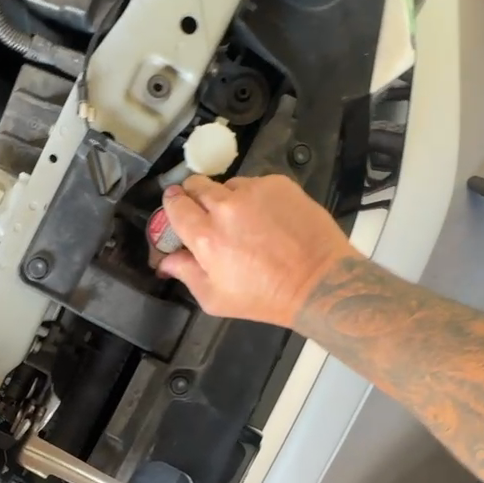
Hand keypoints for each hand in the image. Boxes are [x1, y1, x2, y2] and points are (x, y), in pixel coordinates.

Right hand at [156, 174, 359, 327]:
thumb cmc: (263, 297)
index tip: (176, 209)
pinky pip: (256, 184)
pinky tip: (266, 218)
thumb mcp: (215, 298)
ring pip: (227, 184)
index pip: (175, 204)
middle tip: (205, 213)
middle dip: (194, 196)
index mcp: (205, 236)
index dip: (172, 205)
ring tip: (242, 220)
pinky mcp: (279, 184)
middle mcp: (225, 206)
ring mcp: (254, 191)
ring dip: (226, 198)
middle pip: (196, 184)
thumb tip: (165, 261)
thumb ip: (185, 274)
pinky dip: (254, 197)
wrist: (317, 281)